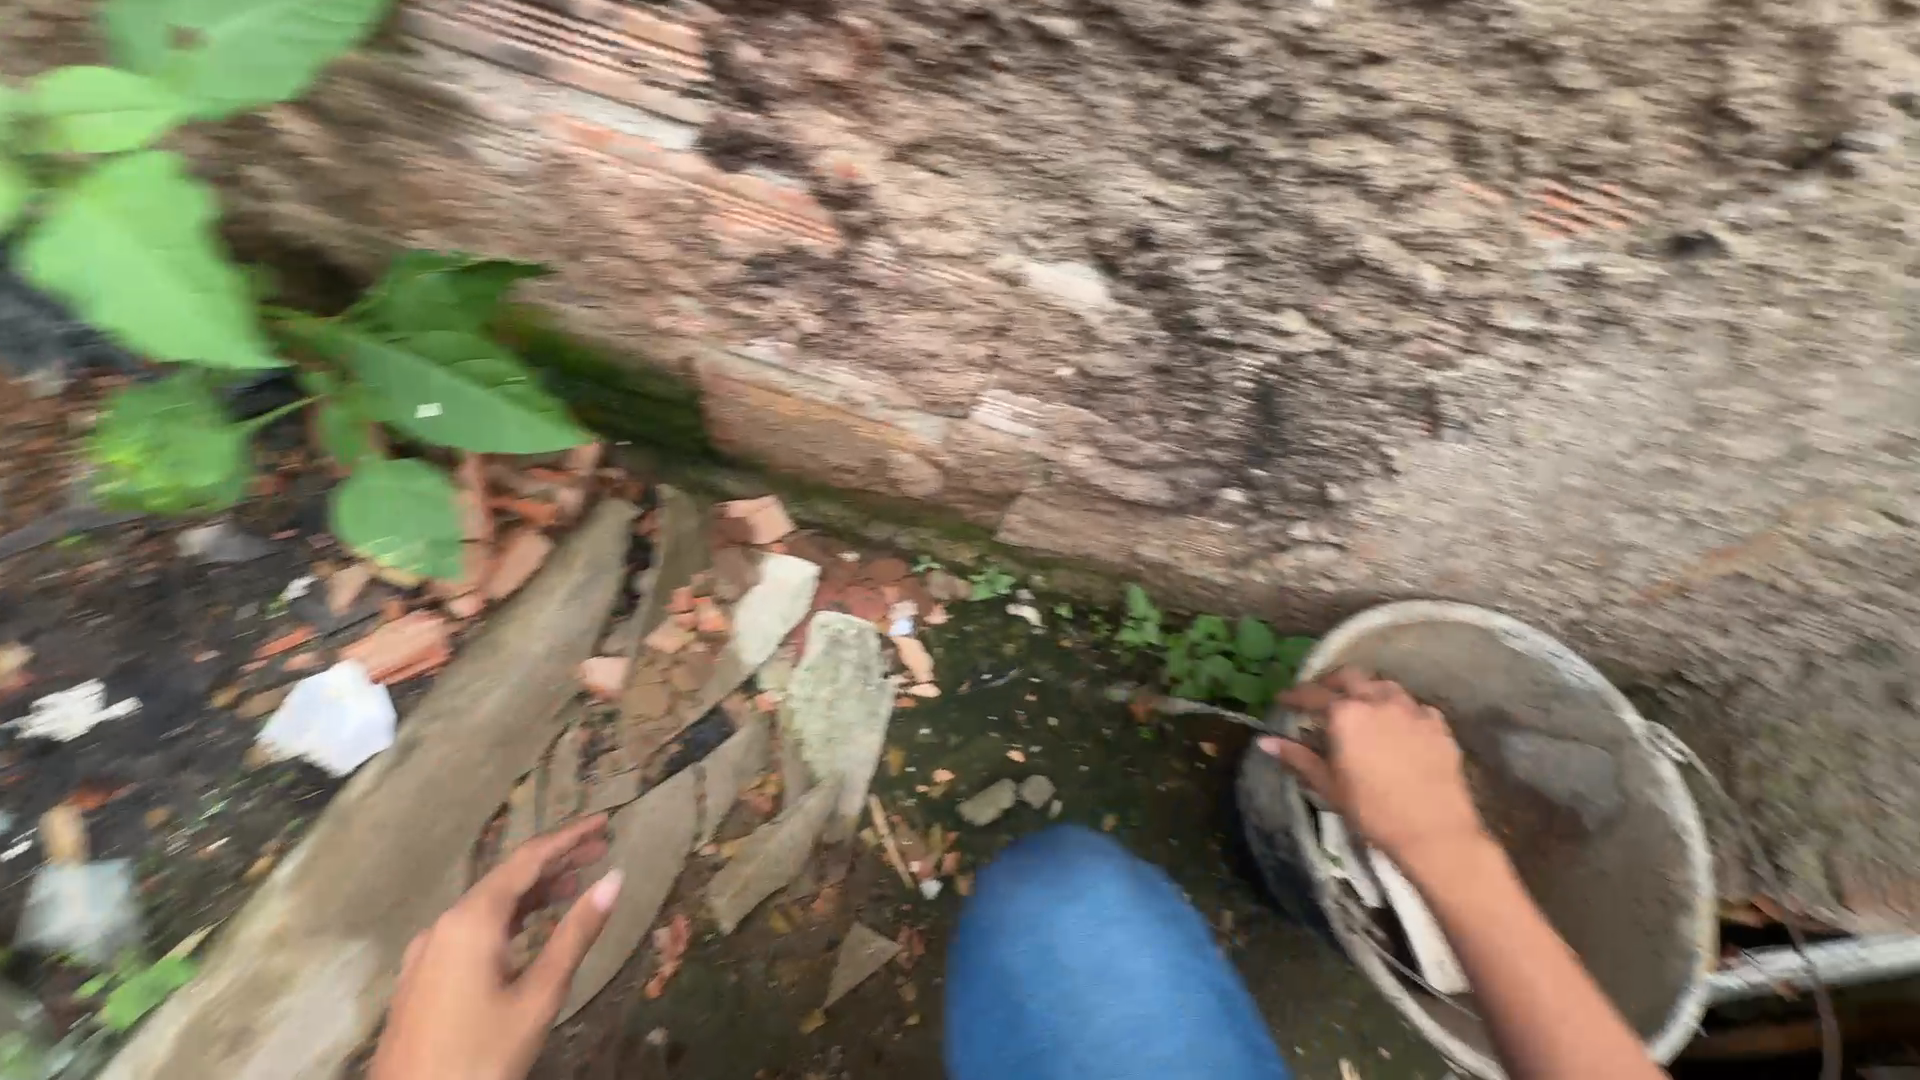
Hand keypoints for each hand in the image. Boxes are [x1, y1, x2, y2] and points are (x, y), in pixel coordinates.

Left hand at [369, 816, 622, 1079]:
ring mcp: (427, 951)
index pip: (528, 858)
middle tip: (603, 848)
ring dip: (535, 888)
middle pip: (508, 875)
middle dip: (557, 858)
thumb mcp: (539, 995)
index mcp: (472, 920)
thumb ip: (577, 932)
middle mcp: (444, 924)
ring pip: (489, 902)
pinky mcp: (423, 977)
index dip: (569, 836)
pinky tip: (532, 925)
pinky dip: (510, 914)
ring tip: (577, 884)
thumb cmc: (480, 1058)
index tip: (606, 821)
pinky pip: (473, 927)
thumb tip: (615, 878)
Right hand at [1259, 669, 1489, 872]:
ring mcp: (1412, 711)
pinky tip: (1397, 726)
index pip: (1311, 694)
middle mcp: (1378, 701)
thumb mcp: (1328, 785)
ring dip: (1366, 690)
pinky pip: (1414, 706)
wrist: (1435, 833)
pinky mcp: (1439, 726)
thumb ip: (1297, 757)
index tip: (1283, 700)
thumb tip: (1264, 742)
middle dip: (1331, 683)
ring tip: (1360, 707)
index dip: (1294, 696)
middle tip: (1320, 697)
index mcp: (1345, 714)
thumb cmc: (1372, 811)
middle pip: (1350, 677)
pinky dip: (1399, 709)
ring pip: (1384, 685)